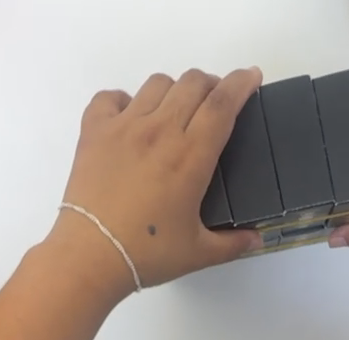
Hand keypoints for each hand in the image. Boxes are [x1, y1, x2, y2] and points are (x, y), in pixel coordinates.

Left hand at [55, 68, 264, 291]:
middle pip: (192, 83)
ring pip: (157, 83)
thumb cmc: (148, 254)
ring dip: (174, 91)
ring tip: (175, 113)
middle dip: (211, 85)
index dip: (241, 84)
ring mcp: (124, 126)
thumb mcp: (199, 253)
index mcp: (191, 156)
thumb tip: (256, 240)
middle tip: (215, 104)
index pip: (222, 104)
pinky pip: (113, 97)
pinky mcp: (95, 130)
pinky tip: (132, 121)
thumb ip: (232, 244)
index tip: (251, 77)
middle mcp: (160, 131)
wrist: (92, 255)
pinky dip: (127, 101)